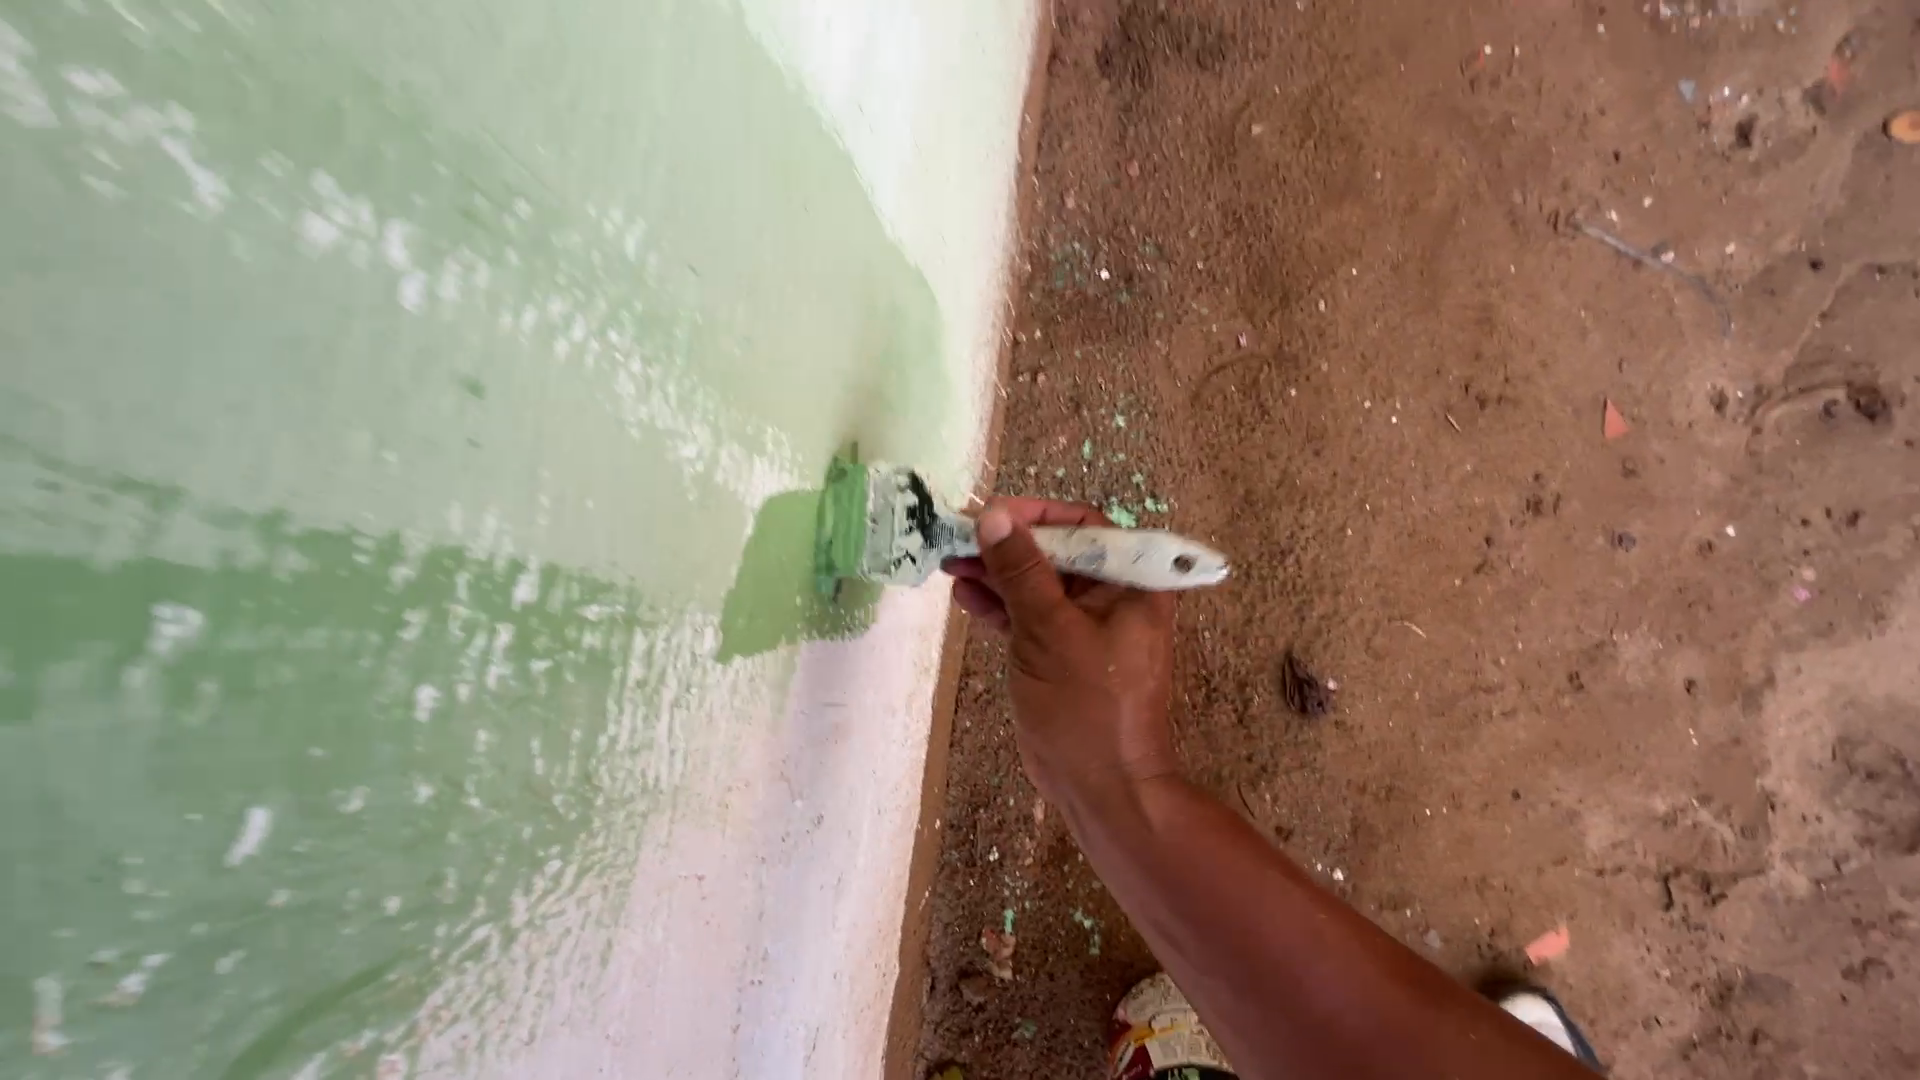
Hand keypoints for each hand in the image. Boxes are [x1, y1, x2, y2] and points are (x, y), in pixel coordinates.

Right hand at [945, 497, 1179, 805]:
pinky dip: (1000, 607)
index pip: (1086, 525)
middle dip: (1007, 546)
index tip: (990, 514)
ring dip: (996, 574)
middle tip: (958, 539)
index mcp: (1131, 583)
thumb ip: (1020, 570)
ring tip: (951, 564)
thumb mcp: (1048, 629)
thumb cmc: (1086, 705)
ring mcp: (1086, 627)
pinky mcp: (1062, 654)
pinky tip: (966, 597)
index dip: (1037, 515)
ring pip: (1037, 585)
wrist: (1102, 788)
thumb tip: (993, 516)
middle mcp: (1114, 598)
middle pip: (1056, 553)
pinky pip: (1030, 618)